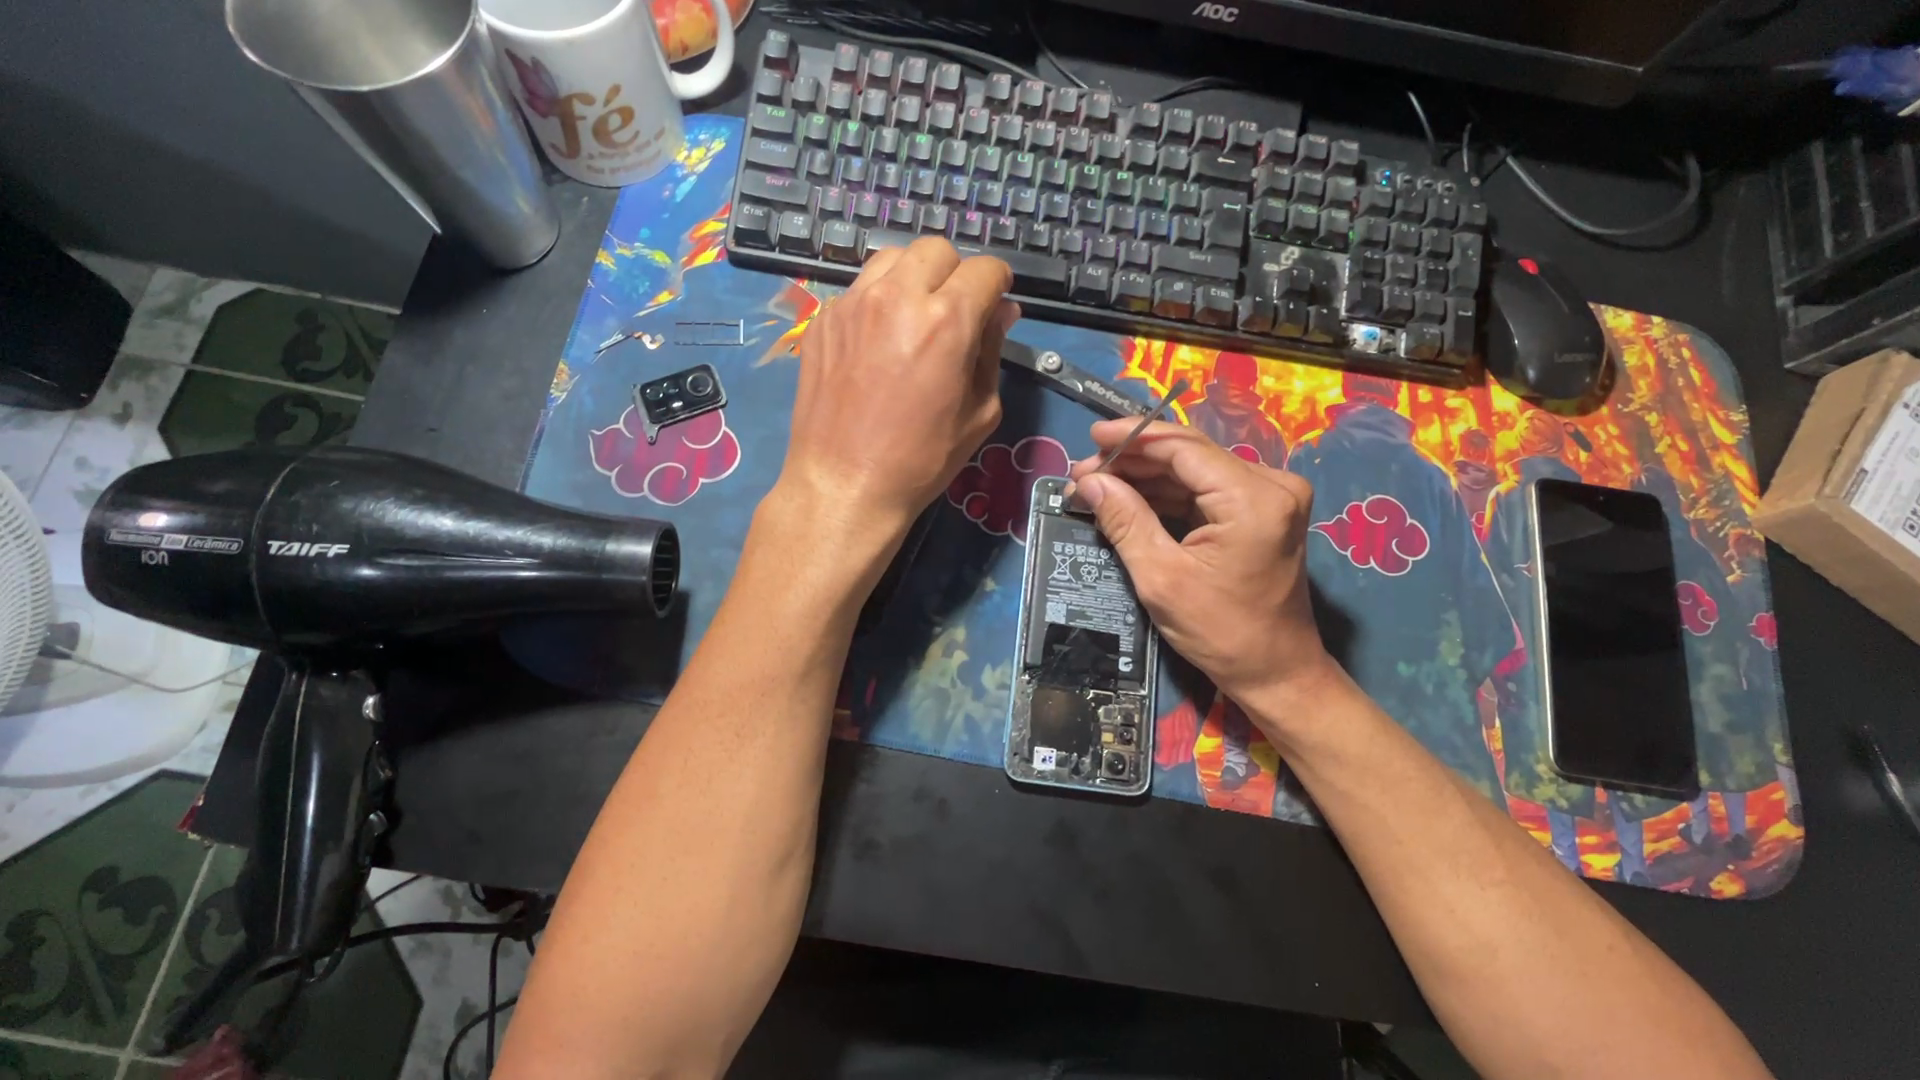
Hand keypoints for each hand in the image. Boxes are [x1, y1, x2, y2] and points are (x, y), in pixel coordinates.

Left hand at [779, 238, 1017, 539]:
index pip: (985, 269)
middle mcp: (897, 297)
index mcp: (946, 320)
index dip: (997, 285)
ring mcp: (853, 303)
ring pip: (892, 258)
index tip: (994, 305)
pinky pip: (859, 289)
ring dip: (912, 278)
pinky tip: (877, 341)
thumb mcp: (979, 412)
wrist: (844, 484)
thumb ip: (992, 351)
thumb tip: (1001, 312)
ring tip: (913, 316)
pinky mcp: (823, 319)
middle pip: (936, 250)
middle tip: (953, 312)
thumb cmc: (921, 460)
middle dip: (954, 274)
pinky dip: (877, 302)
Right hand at [1068, 421, 1339, 723]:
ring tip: (1099, 484)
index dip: (1133, 439)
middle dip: (1136, 459)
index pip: (1185, 448)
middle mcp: (1272, 485)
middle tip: (1085, 471)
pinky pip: (1209, 490)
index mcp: (1253, 498)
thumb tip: (1088, 482)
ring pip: (1198, 471)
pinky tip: (1131, 497)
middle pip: (1192, 454)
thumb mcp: (1161, 578)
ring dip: (1149, 476)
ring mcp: (1273, 497)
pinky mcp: (1265, 513)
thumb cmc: (1220, 632)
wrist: (1276, 672)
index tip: (1091, 440)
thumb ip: (1125, 520)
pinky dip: (1171, 494)